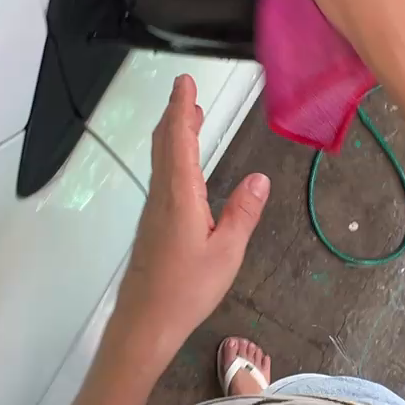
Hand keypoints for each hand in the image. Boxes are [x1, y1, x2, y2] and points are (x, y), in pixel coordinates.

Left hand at [114, 75, 269, 353]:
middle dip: (176, 115)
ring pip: (161, 161)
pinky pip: (163, 177)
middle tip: (187, 92)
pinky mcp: (153, 225)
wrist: (145, 322)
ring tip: (188, 118)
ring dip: (173, 134)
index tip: (184, 82)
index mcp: (181, 197)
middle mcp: (163, 196)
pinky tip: (184, 166)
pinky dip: (172, 157)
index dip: (182, 109)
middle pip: (165, 145)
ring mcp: (155, 211)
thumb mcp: (226, 253)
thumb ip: (242, 214)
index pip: (180, 141)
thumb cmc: (187, 289)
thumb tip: (259, 179)